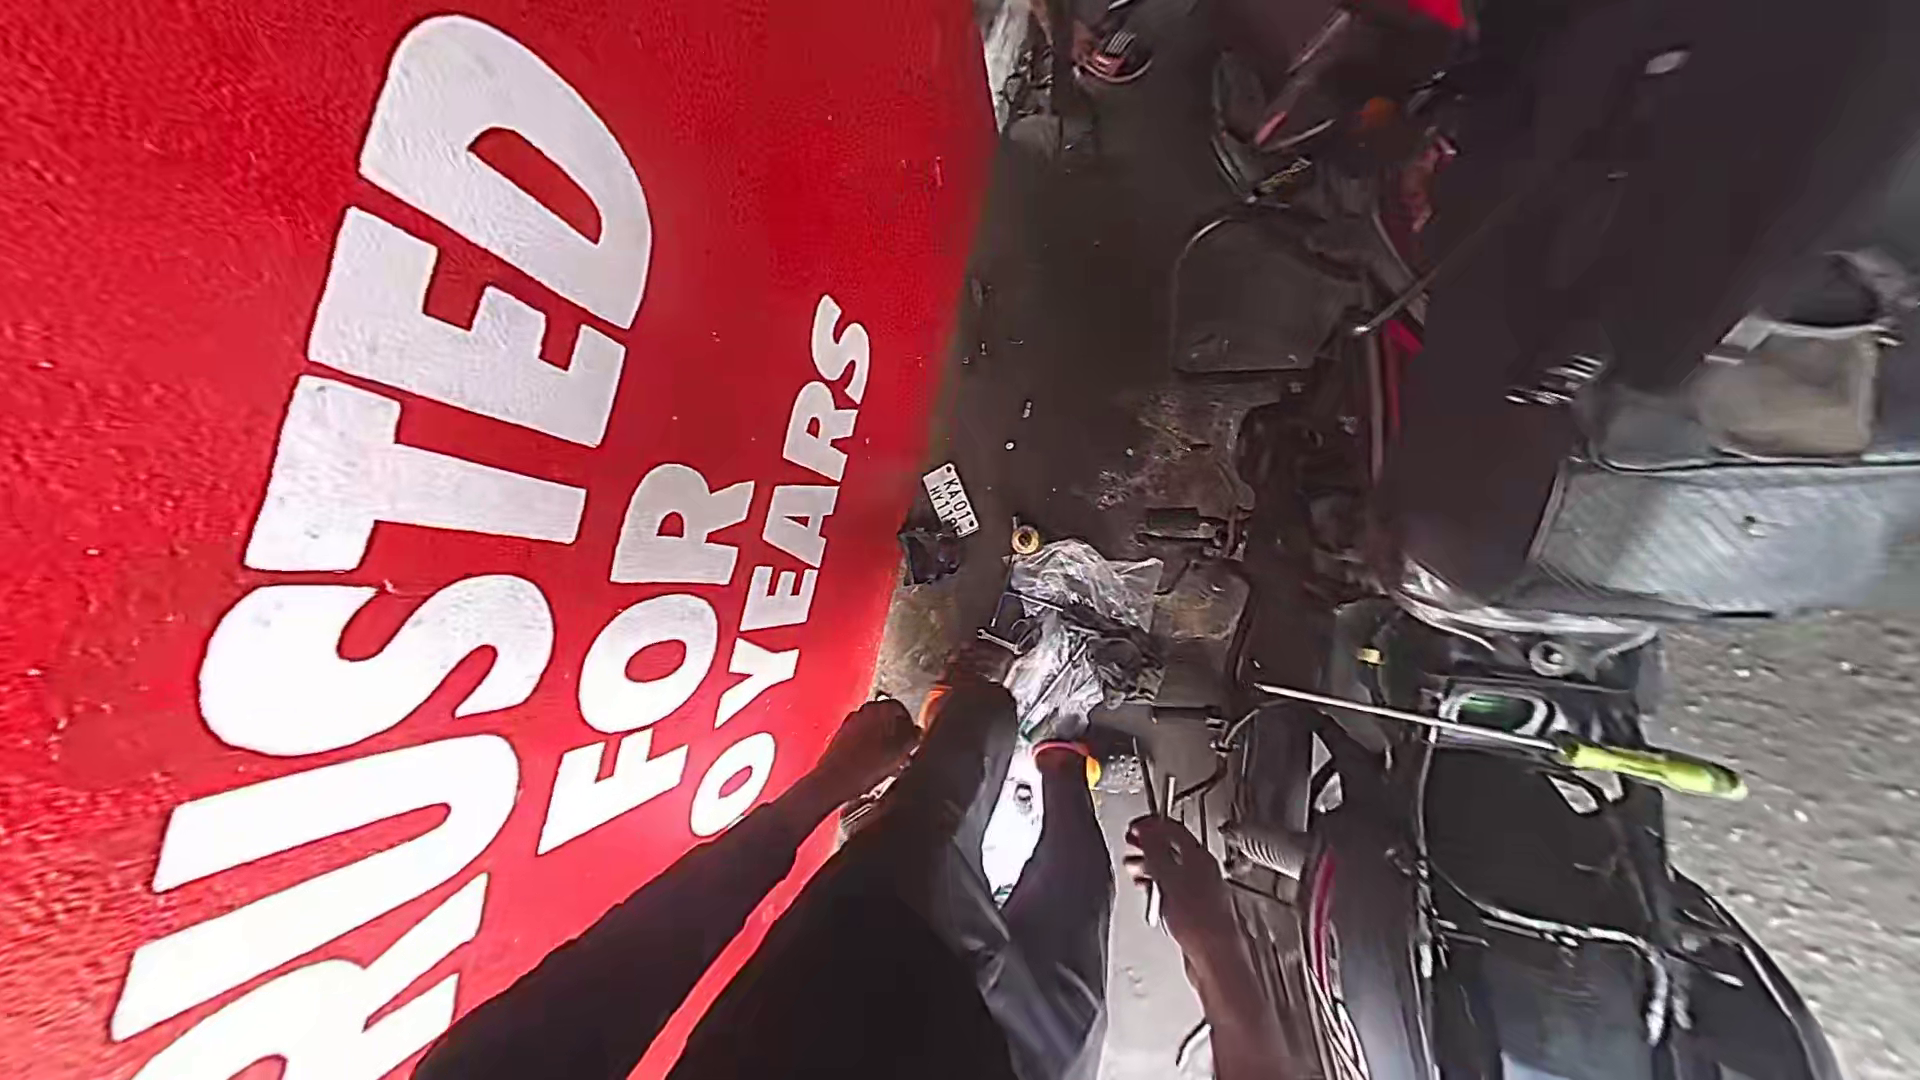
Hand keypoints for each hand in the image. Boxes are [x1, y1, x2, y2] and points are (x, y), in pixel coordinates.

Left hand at [809, 698, 920, 803]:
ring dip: (882, 741)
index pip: (901, 709)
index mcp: (881, 708)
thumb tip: (917, 732)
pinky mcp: (841, 736)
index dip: (909, 725)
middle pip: (886, 717)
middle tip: (902, 751)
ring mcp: (851, 722)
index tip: (913, 738)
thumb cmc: (867, 765)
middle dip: (895, 733)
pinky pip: (861, 737)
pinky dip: (869, 746)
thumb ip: (913, 738)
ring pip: (873, 728)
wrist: (835, 780)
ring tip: (888, 762)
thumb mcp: (901, 752)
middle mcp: (864, 710)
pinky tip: (872, 765)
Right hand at [1125, 815, 1236, 947]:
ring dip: (1149, 863)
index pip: (1173, 828)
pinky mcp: (1193, 909)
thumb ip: (1155, 853)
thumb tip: (1146, 832)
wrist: (1216, 964)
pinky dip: (1156, 883)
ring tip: (1132, 866)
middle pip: (1171, 846)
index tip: (1133, 828)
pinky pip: (1170, 886)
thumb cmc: (1201, 925)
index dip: (1151, 825)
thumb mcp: (1169, 881)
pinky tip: (1147, 889)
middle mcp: (1202, 871)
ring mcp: (1199, 890)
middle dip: (1148, 843)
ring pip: (1170, 867)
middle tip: (1130, 843)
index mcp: (1200, 858)